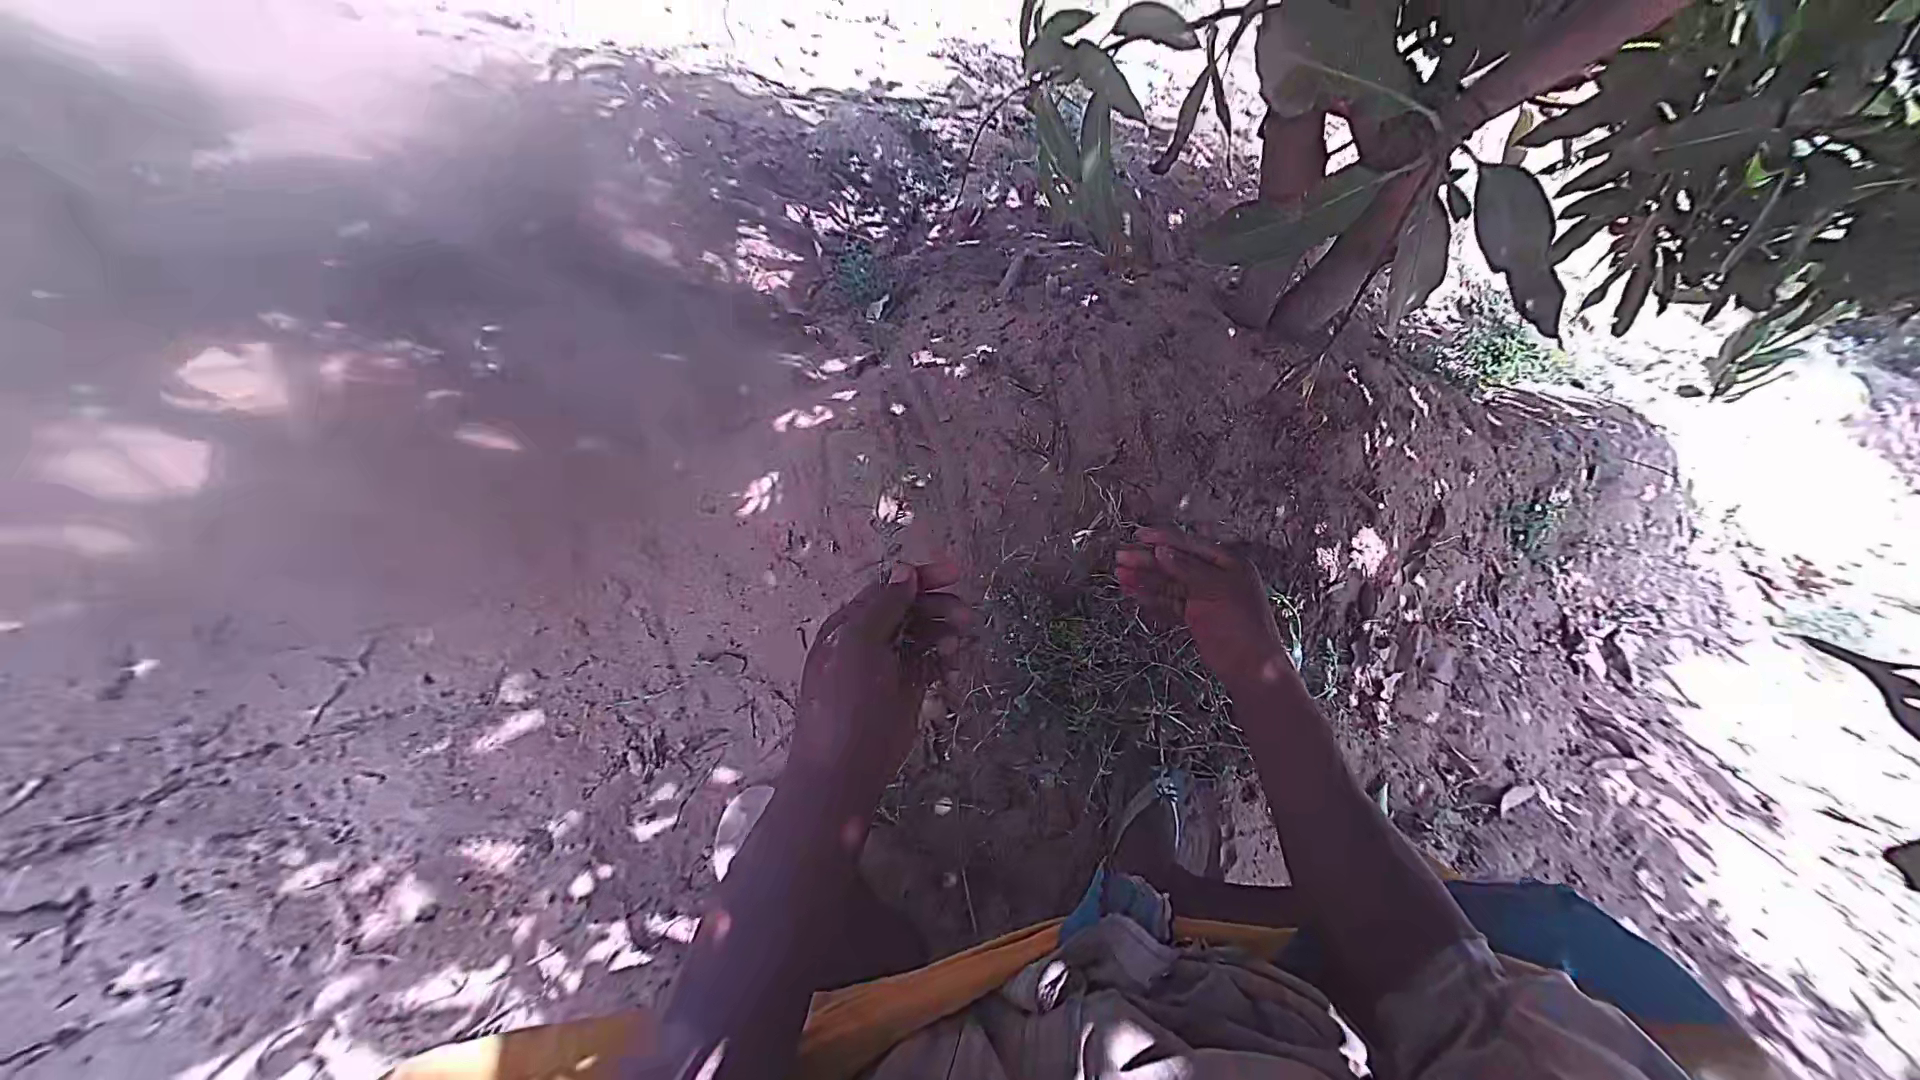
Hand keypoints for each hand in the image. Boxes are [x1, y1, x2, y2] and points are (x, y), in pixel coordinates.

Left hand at [791, 560, 972, 793]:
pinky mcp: (907, 689)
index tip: (954, 574)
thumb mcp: (859, 643)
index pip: (889, 589)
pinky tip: (953, 663)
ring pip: (923, 634)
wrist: (844, 768)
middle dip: (938, 606)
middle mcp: (871, 639)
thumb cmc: (845, 702)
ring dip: (943, 631)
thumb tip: (904, 572)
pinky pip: (930, 661)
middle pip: (910, 609)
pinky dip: (944, 657)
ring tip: (957, 641)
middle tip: (964, 615)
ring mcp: (890, 664)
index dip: (920, 578)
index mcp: (851, 623)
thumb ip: (882, 606)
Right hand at [1115, 528, 1295, 694]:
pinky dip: (1152, 597)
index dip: (1163, 539)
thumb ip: (1187, 569)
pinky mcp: (1195, 615)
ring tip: (1120, 575)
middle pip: (1175, 564)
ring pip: (1168, 583)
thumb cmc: (1240, 625)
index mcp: (1227, 563)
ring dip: (1144, 578)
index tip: (1138, 536)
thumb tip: (1161, 550)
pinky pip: (1169, 601)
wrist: (1251, 668)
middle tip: (1121, 558)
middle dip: (1147, 560)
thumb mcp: (1215, 590)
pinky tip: (1135, 593)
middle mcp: (1214, 575)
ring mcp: (1203, 596)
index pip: (1190, 546)